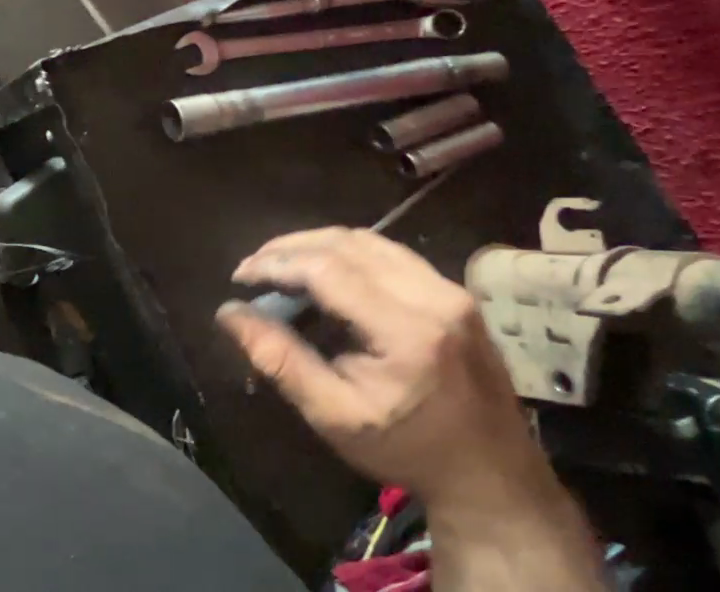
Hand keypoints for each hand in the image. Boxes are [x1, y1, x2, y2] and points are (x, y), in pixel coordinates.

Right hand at [216, 227, 542, 503]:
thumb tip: (227, 313)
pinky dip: (346, 253)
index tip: (240, 278)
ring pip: (368, 241)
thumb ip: (278, 358)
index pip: (326, 269)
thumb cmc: (406, 448)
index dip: (275, 264)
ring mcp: (452, 292)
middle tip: (253, 269)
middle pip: (345, 244)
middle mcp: (435, 298)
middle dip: (288, 249)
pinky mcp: (456, 295)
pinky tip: (323, 274)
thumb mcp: (332, 413)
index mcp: (407, 331)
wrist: (492, 477)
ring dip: (315, 245)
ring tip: (281, 266)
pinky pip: (390, 254)